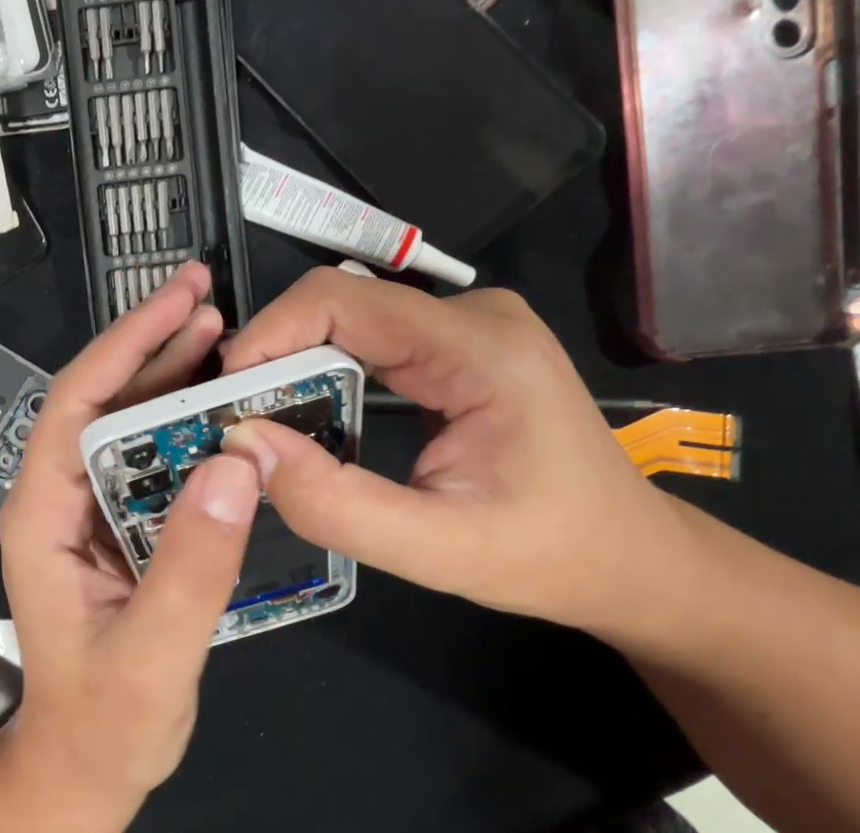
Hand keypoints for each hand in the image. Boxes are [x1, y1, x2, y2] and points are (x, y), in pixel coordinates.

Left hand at [0, 260, 259, 822]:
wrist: (88, 762)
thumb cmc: (107, 718)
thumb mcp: (153, 652)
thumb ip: (191, 564)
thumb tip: (236, 462)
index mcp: (42, 513)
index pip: (75, 405)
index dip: (124, 347)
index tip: (175, 303)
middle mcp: (56, 495)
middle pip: (98, 398)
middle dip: (148, 341)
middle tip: (204, 291)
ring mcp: (85, 507)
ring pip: (123, 420)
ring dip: (166, 371)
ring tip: (219, 328)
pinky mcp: (114, 524)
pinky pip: (146, 457)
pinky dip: (181, 420)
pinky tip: (219, 401)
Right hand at [217, 267, 689, 632]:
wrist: (632, 559)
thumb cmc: (547, 557)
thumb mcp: (437, 551)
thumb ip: (335, 504)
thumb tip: (241, 444)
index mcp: (480, 350)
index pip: (341, 300)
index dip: (268, 334)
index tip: (227, 394)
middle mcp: (472, 315)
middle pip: (336, 302)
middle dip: (272, 353)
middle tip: (233, 415)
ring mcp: (466, 322)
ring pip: (344, 315)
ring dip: (292, 361)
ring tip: (260, 419)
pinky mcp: (454, 340)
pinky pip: (364, 334)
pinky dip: (322, 366)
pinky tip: (307, 412)